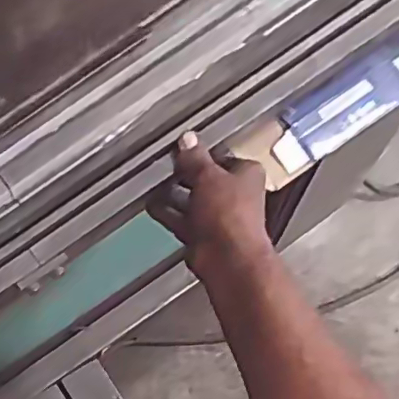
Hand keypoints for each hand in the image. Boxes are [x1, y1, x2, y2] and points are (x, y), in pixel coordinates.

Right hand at [146, 131, 271, 273]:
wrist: (228, 259)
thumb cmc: (229, 214)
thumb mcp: (209, 176)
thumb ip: (194, 158)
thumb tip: (186, 139)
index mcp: (246, 175)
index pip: (221, 157)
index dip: (201, 153)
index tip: (182, 148)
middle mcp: (235, 197)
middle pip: (205, 180)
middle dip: (185, 175)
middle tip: (166, 165)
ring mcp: (218, 219)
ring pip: (192, 201)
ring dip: (173, 195)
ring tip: (153, 185)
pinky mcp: (202, 237)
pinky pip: (182, 221)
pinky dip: (168, 213)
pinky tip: (152, 205)